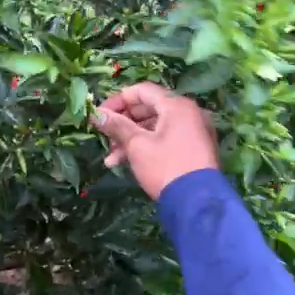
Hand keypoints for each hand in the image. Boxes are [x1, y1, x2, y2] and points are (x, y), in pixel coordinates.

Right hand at [93, 83, 217, 198]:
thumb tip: (96, 114)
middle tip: (104, 136)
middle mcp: (188, 113)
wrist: (197, 203)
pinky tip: (124, 163)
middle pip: (148, 109)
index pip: (142, 91)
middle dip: (122, 123)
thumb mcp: (137, 145)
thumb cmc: (166, 167)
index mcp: (177, 106)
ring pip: (154, 127)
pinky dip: (145, 147)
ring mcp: (193, 132)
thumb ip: (116, 126)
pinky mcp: (193, 149)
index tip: (100, 114)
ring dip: (130, 139)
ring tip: (111, 158)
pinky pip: (165, 139)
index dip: (117, 100)